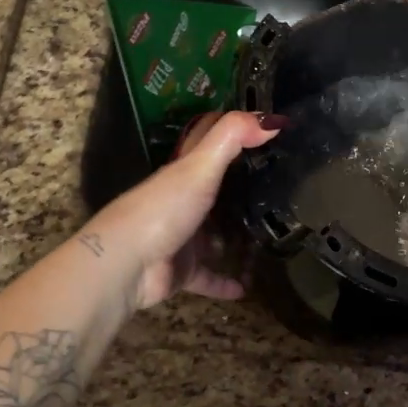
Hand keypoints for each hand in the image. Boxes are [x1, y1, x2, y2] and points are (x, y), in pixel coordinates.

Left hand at [78, 111, 281, 310]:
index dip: (236, 130)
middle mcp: (183, 200)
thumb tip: (274, 118)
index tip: (269, 127)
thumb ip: (232, 138)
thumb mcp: (200, 166)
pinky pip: (209, 276)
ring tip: (273, 235)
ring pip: (215, 233)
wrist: (125, 265)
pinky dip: (227, 281)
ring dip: (237, 236)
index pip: (210, 140)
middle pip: (217, 188)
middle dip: (243, 186)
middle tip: (282, 184)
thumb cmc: (163, 209)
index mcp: (184, 171)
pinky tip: (248, 288)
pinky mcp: (182, 270)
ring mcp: (182, 236)